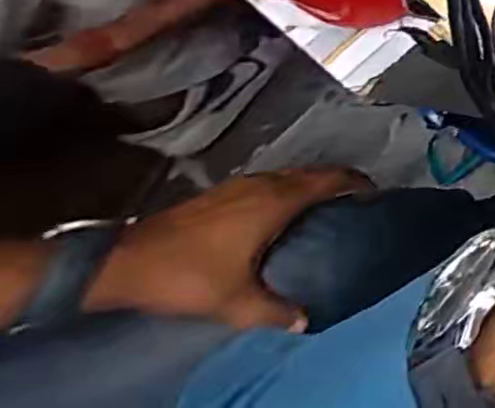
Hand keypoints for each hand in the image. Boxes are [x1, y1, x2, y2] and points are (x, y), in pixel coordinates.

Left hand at [87, 167, 369, 329]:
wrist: (120, 261)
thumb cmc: (185, 273)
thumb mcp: (230, 299)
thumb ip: (270, 310)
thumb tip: (303, 322)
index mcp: (281, 199)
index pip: (334, 179)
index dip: (359, 183)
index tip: (374, 194)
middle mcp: (269, 183)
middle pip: (318, 172)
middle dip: (340, 182)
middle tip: (354, 201)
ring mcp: (245, 183)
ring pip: (294, 175)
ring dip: (313, 184)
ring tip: (323, 206)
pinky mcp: (225, 190)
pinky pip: (274, 181)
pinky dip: (290, 189)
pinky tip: (280, 213)